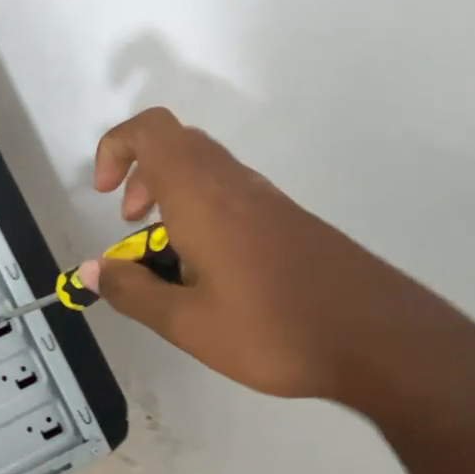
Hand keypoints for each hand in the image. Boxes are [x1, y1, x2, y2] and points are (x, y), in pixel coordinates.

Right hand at [86, 107, 474, 423]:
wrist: (383, 342)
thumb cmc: (274, 330)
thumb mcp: (186, 324)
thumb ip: (132, 292)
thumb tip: (91, 270)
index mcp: (203, 198)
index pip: (152, 131)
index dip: (115, 148)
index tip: (104, 195)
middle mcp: (234, 186)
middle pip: (176, 145)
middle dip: (139, 175)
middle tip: (130, 225)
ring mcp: (266, 202)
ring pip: (203, 171)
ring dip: (169, 199)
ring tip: (164, 260)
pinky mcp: (287, 222)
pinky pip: (229, 196)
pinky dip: (199, 216)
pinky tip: (206, 274)